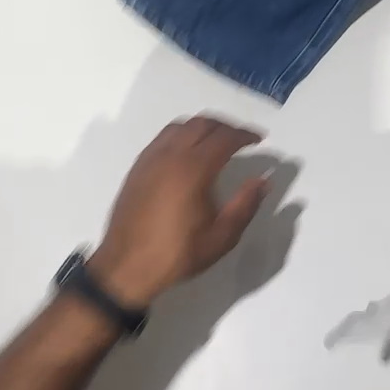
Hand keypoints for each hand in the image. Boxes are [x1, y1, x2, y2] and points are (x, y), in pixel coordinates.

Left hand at [88, 116, 269, 308]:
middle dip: (226, 126)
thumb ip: (245, 205)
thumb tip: (263, 181)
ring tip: (217, 142)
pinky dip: (182, 134)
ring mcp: (150, 159)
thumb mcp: (221, 237)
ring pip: (180, 126)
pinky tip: (188, 153)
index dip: (245, 135)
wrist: (126, 266)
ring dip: (202, 127)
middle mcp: (170, 155)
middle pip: (202, 123)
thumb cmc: (177, 254)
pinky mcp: (137, 167)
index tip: (259, 140)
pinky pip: (163, 137)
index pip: (224, 138)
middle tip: (241, 140)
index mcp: (193, 169)